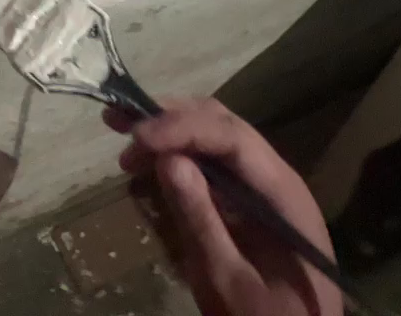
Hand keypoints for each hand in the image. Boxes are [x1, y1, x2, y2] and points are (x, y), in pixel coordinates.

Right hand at [106, 99, 341, 315]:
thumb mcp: (229, 281)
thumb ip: (202, 220)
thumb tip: (168, 159)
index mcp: (282, 193)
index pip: (231, 137)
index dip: (182, 127)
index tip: (138, 136)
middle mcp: (273, 175)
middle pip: (219, 123)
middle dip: (167, 118)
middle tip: (118, 123)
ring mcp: (259, 183)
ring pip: (210, 132)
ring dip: (166, 131)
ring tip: (125, 147)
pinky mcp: (243, 195)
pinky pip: (206, 157)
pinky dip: (173, 151)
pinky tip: (145, 164)